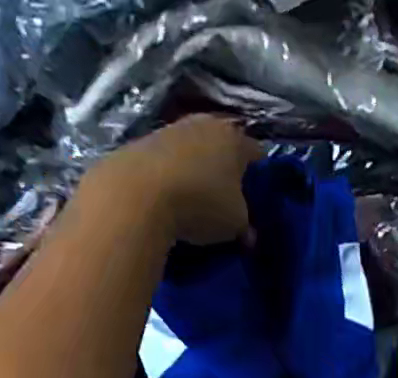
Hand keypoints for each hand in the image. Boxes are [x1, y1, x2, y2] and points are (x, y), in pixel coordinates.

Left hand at [88, 115, 260, 244]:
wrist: (138, 194)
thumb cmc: (201, 205)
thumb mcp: (235, 224)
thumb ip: (246, 225)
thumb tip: (248, 234)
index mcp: (236, 138)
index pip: (258, 156)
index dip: (260, 180)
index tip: (256, 202)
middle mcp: (206, 123)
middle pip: (224, 147)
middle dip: (226, 172)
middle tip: (226, 201)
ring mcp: (172, 128)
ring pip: (194, 151)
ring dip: (196, 171)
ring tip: (193, 202)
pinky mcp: (142, 141)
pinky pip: (167, 161)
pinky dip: (171, 176)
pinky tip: (167, 199)